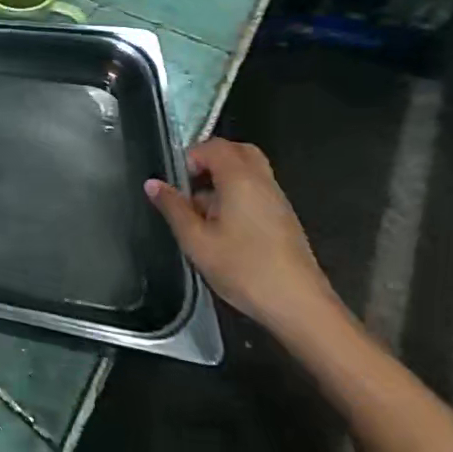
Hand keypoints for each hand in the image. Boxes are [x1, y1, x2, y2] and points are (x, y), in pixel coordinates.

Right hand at [144, 138, 340, 337]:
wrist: (300, 306)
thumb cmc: (244, 269)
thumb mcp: (197, 241)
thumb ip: (173, 208)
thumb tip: (152, 183)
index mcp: (239, 177)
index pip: (213, 146)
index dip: (191, 157)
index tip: (177, 183)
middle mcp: (261, 180)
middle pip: (236, 151)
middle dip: (210, 162)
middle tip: (192, 186)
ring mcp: (277, 199)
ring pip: (249, 171)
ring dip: (225, 180)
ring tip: (206, 212)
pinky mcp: (285, 218)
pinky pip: (258, 190)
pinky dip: (239, 195)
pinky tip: (227, 229)